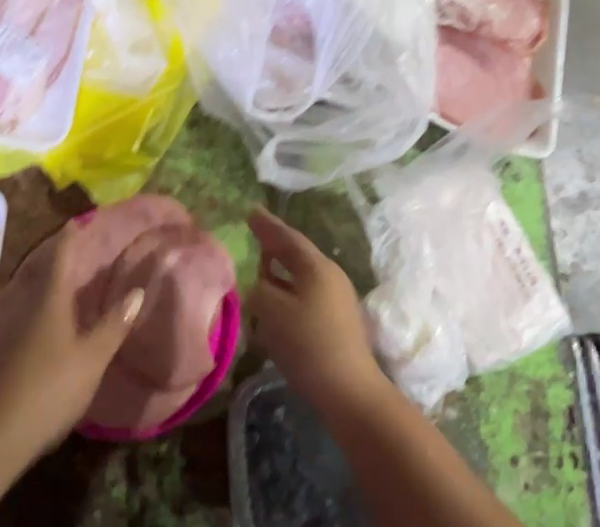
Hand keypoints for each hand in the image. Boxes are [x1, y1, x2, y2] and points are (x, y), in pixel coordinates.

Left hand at [0, 222, 145, 456]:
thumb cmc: (49, 388)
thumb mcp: (92, 358)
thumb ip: (113, 324)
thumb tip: (137, 290)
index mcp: (49, 301)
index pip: (60, 259)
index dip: (70, 239)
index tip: (78, 220)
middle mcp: (25, 307)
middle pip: (38, 272)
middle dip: (54, 256)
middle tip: (72, 244)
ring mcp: (9, 330)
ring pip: (28, 293)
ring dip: (43, 280)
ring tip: (61, 277)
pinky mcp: (1, 353)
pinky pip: (22, 314)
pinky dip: (36, 305)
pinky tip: (45, 319)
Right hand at [247, 207, 383, 403]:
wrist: (348, 389)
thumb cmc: (308, 344)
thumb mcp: (273, 311)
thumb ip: (259, 289)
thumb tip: (257, 283)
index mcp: (317, 267)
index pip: (288, 237)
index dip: (267, 225)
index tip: (251, 211)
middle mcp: (330, 276)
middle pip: (298, 253)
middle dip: (274, 244)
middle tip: (254, 233)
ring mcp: (337, 298)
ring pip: (302, 274)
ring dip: (280, 268)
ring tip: (259, 265)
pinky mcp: (336, 320)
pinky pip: (305, 292)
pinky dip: (287, 288)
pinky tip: (274, 298)